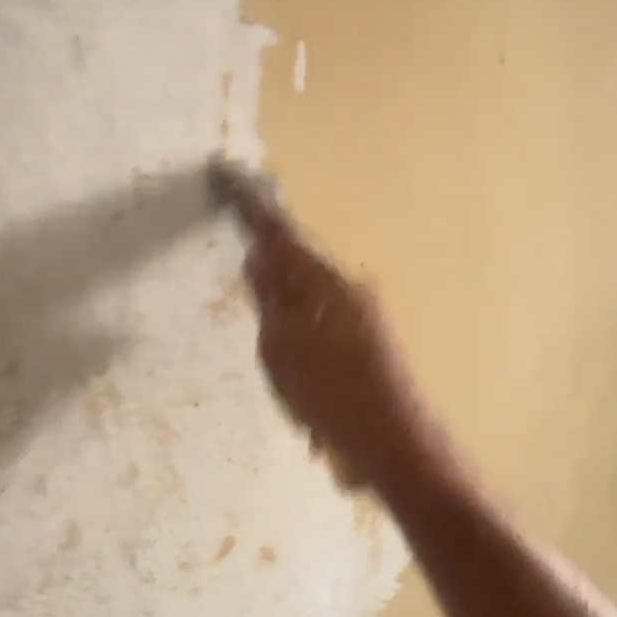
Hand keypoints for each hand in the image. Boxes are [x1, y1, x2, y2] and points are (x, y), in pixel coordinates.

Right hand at [210, 162, 448, 491]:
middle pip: (298, 260)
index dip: (246, 203)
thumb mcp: (281, 349)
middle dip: (268, 254)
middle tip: (238, 240)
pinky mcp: (368, 348)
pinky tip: (293, 357)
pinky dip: (300, 325)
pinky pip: (322, 322)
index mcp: (325, 281)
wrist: (394, 444)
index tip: (222, 172)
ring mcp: (364, 318)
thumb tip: (260, 260)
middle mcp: (349, 289)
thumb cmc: (331, 397)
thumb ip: (269, 301)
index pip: (277, 230)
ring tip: (263, 315)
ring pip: (311, 294)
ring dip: (285, 296)